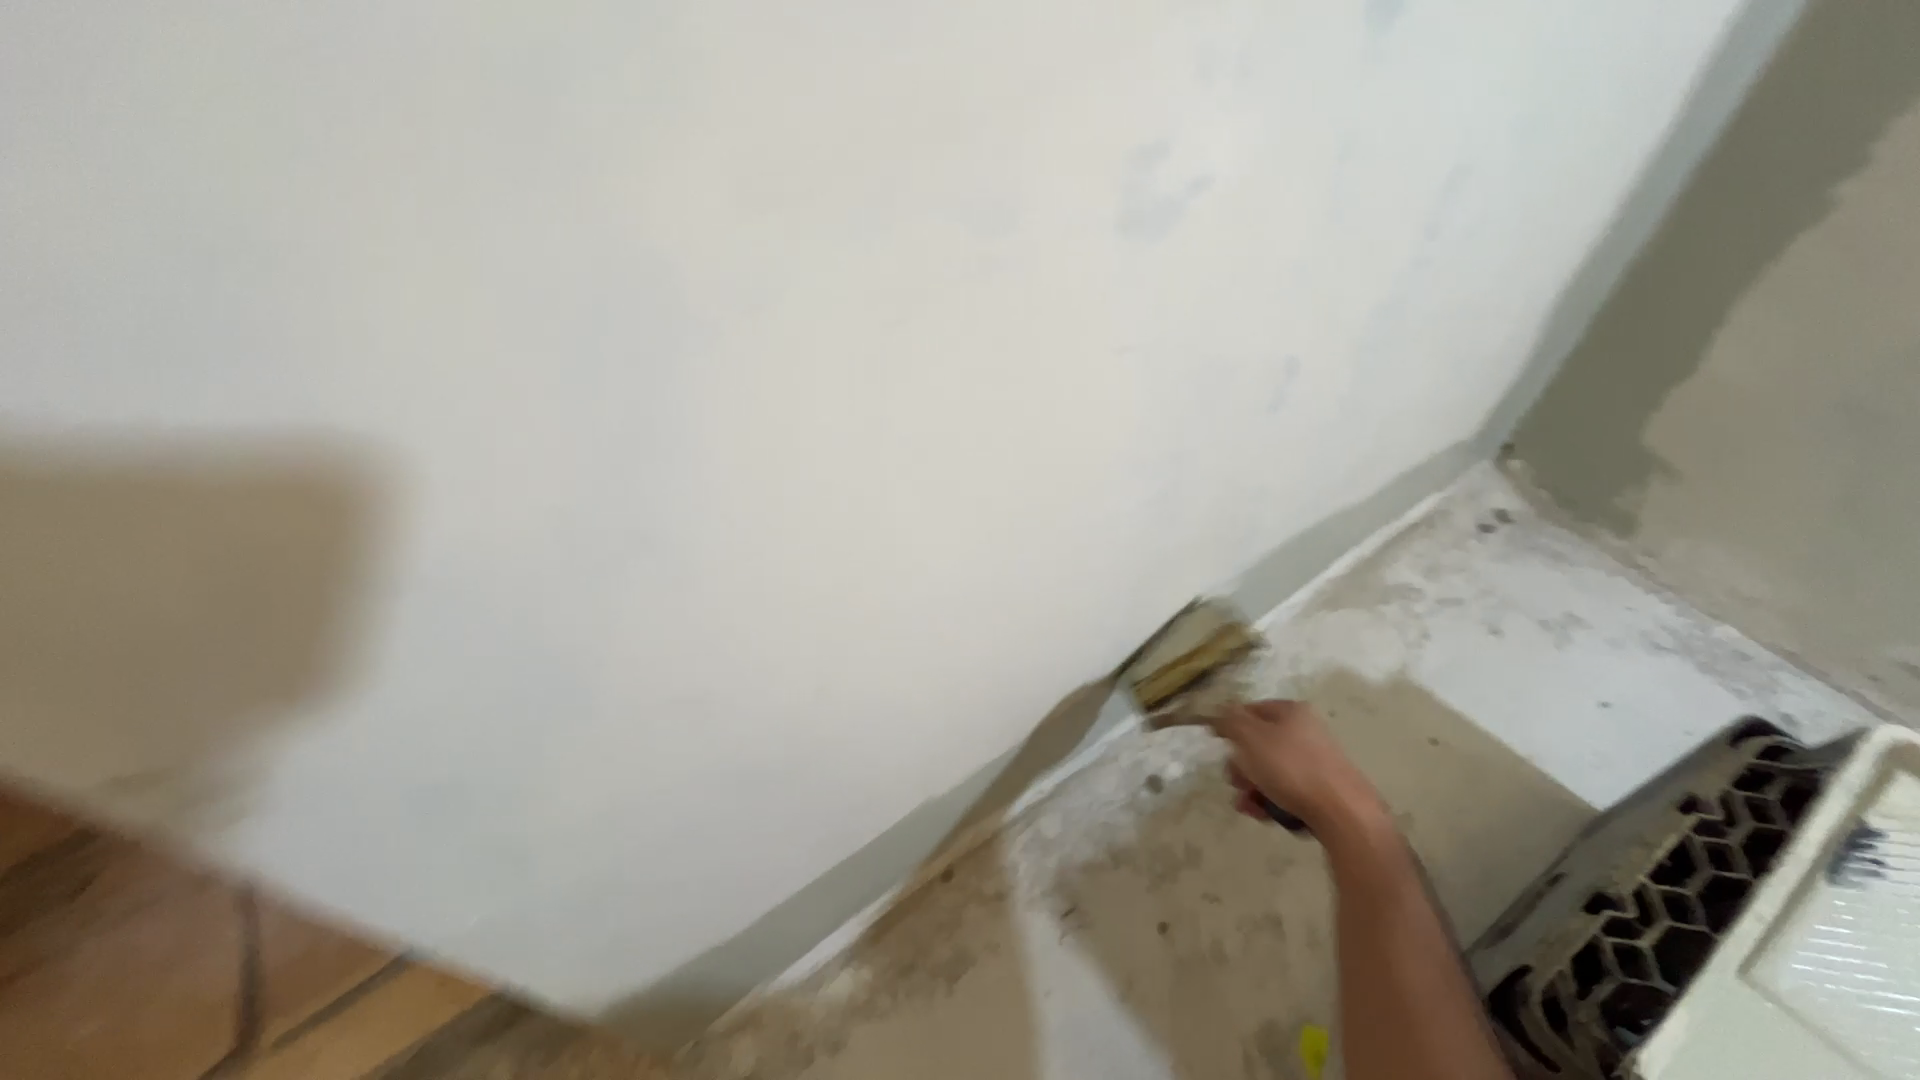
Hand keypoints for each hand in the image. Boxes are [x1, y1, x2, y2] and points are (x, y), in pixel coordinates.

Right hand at [1210, 700, 1384, 830]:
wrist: (1343, 812)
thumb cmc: (1291, 768)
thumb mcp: (1250, 737)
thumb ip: (1229, 720)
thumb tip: (1219, 711)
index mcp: (1291, 711)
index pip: (1249, 710)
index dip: (1230, 727)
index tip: (1220, 747)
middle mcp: (1306, 731)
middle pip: (1258, 744)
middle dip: (1241, 766)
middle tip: (1237, 781)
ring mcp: (1316, 761)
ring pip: (1269, 770)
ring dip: (1252, 787)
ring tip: (1249, 805)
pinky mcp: (1322, 788)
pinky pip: (1286, 790)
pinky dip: (1270, 800)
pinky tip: (1264, 814)